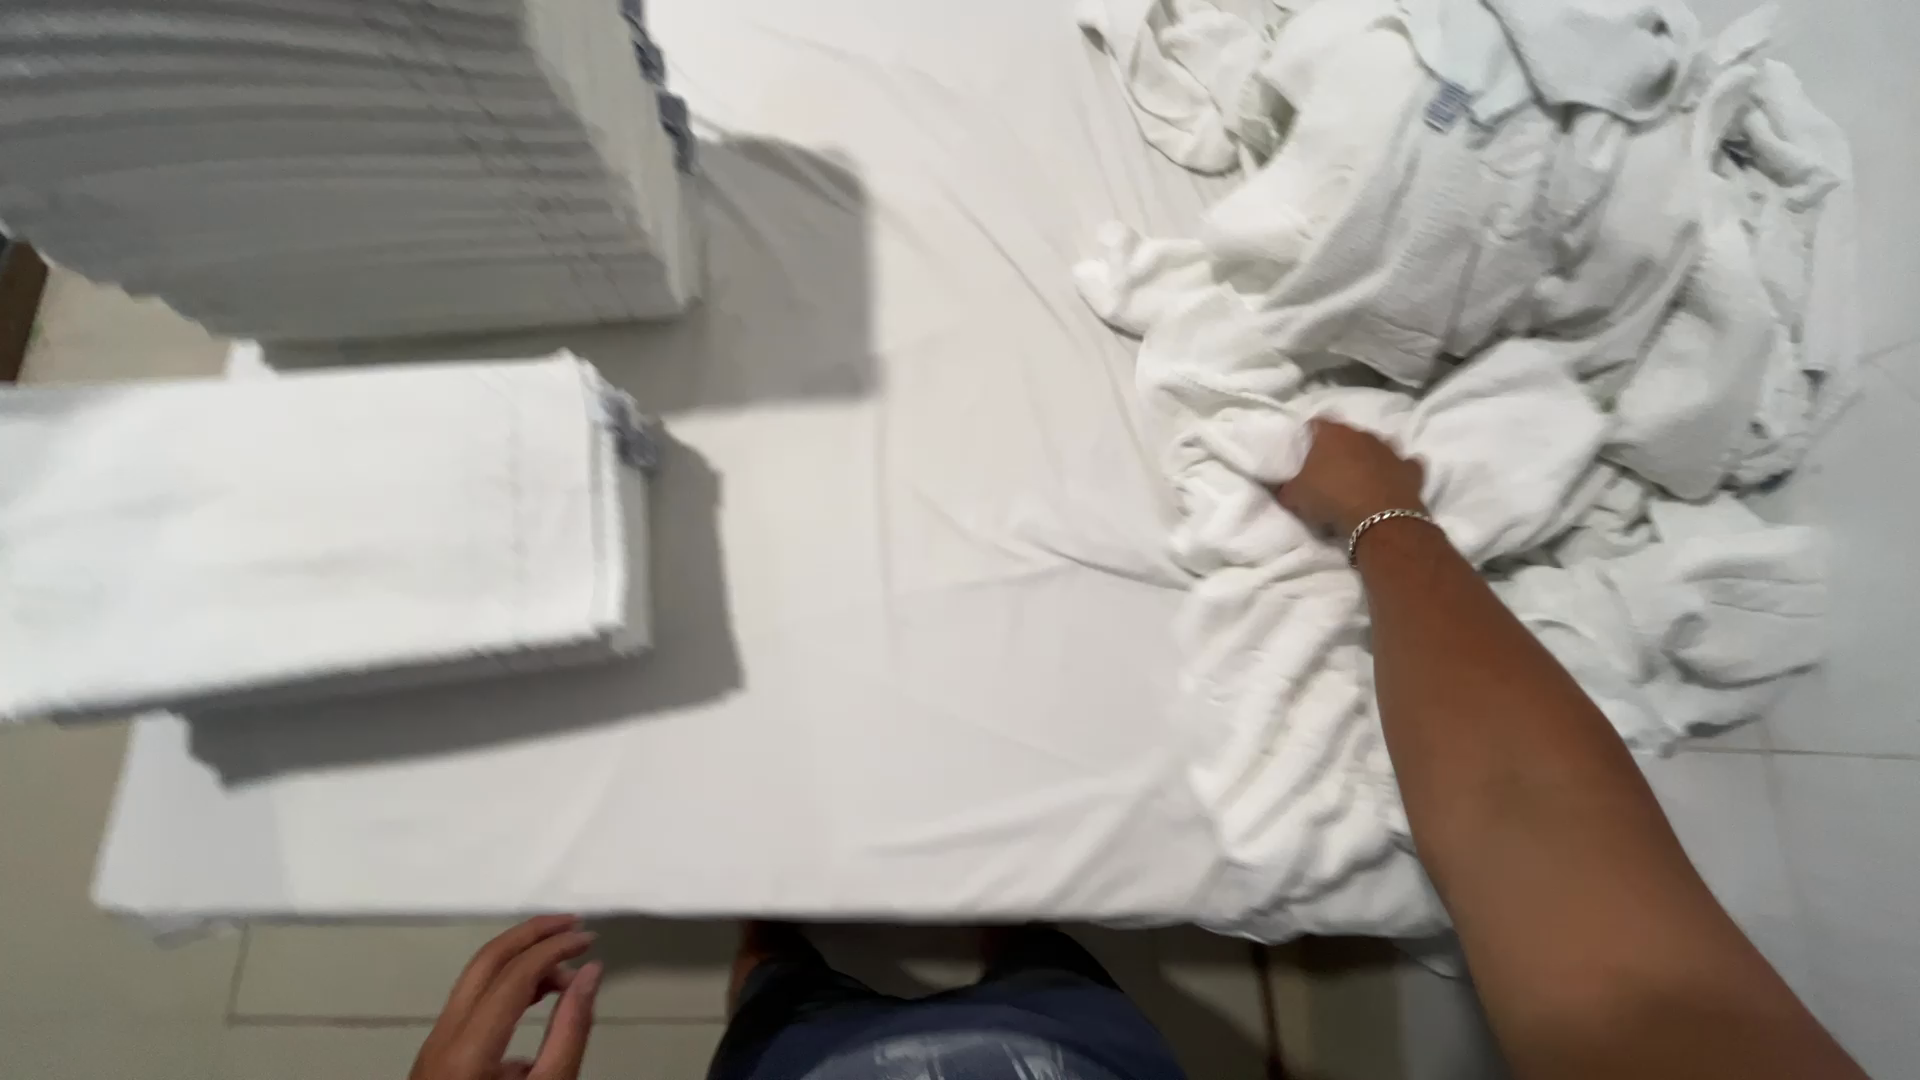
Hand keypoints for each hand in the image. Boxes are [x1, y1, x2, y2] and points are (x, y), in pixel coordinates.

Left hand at [410, 916, 601, 1079]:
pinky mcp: (437, 1056)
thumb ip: (572, 1028)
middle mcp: (441, 1040)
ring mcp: (433, 1047)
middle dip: (533, 934)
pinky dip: (509, 982)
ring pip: (476, 977)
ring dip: (523, 958)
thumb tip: (591, 969)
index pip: (514, 974)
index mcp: (466, 1051)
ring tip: (567, 965)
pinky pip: (473, 1000)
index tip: (592, 941)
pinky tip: (540, 994)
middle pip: (486, 961)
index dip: (556, 947)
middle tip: (575, 925)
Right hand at [1274, 418, 1425, 535]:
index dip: (1309, 436)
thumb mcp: (1294, 497)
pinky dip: (1398, 471)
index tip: (1304, 452)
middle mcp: (1363, 434)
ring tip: (1360, 477)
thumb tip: (1282, 487)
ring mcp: (1391, 450)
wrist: (1379, 519)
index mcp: (1332, 434)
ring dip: (1369, 457)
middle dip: (1340, 448)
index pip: (1316, 423)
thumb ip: (1286, 487)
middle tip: (1329, 469)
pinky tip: (1391, 481)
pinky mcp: (1412, 469)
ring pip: (1378, 446)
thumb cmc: (1330, 499)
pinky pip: (1405, 465)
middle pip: (1348, 435)